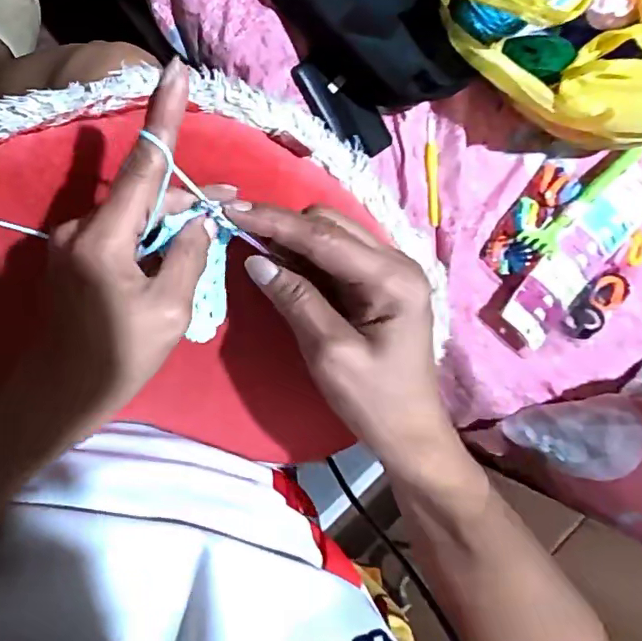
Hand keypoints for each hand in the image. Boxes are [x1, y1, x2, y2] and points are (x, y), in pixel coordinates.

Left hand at [0, 60, 215, 444]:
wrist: (55, 396)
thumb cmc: (113, 359)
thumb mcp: (168, 311)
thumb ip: (187, 257)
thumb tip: (197, 223)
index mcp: (103, 236)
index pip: (143, 164)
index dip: (163, 115)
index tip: (174, 70)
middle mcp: (81, 227)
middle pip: (144, 195)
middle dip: (185, 200)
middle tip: (227, 208)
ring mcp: (71, 242)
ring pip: (133, 217)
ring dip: (167, 225)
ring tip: (203, 243)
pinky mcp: (72, 258)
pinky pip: (118, 236)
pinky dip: (147, 241)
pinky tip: (171, 261)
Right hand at [231, 204, 471, 481]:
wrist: (409, 432)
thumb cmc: (373, 399)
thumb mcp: (329, 352)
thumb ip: (295, 299)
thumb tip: (257, 259)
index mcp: (391, 279)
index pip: (323, 237)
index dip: (275, 222)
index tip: (233, 209)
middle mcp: (395, 262)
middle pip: (329, 223)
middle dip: (282, 224)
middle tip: (238, 231)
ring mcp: (388, 270)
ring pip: (330, 233)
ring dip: (291, 237)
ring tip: (252, 245)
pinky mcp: (376, 282)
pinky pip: (333, 253)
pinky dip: (303, 254)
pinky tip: (279, 262)